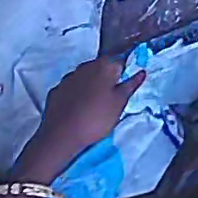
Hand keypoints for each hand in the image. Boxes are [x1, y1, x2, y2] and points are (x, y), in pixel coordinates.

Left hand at [13, 55, 146, 183]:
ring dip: (91, 85)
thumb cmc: (97, 118)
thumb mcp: (120, 103)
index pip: (119, 61)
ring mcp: (68, 78)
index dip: (124, 73)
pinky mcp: (56, 91)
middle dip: (107, 78)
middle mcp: (84, 67)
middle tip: (112, 98)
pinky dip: (76, 94)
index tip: (125, 87)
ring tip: (95, 105)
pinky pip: (71, 88)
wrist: (62, 135)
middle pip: (100, 67)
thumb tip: (141, 72)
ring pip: (85, 77)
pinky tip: (79, 108)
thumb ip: (130, 85)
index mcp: (103, 66)